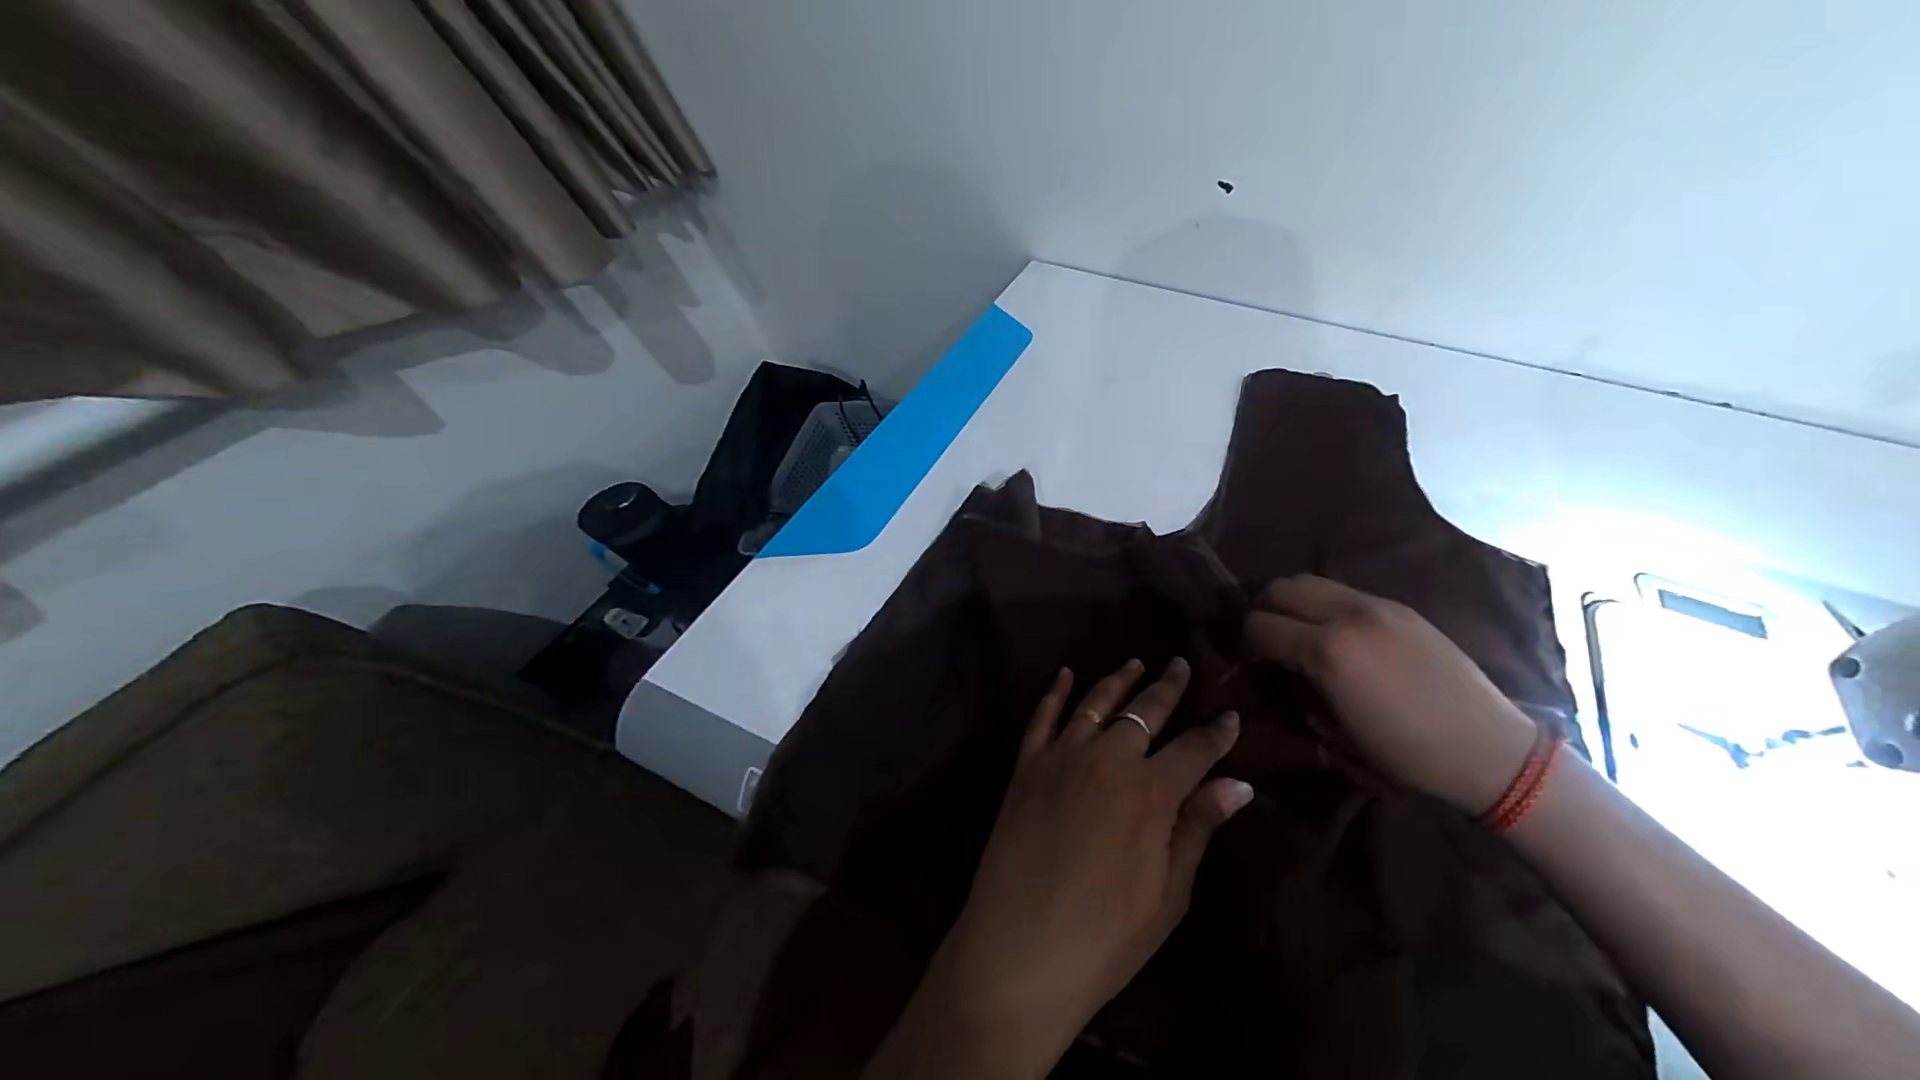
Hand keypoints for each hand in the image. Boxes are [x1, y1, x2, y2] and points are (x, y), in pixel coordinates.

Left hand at [864, 659, 1251, 1079]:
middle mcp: (1107, 759)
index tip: (1232, 714)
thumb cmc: (1106, 935)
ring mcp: (1061, 757)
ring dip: (1118, 680)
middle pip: (1145, 712)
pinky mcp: (1025, 766)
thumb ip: (1198, 828)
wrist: (1020, 948)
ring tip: (1135, 662)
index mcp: (1150, 792)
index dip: (1217, 732)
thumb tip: (1239, 784)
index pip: (1194, 749)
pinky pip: (1042, 717)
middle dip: (1168, 686)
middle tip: (1180, 662)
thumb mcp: (1168, 892)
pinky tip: (1064, 674)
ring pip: (1095, 703)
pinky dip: (1054, 692)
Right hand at [1241, 574, 1538, 814]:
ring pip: (1310, 580)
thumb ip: (1297, 692)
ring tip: (1297, 632)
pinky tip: (1336, 634)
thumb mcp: (1334, 734)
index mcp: (1327, 652)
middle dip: (1262, 613)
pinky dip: (1324, 605)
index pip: (1258, 626)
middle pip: (1279, 589)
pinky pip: (1344, 592)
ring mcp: (1378, 606)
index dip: (1245, 646)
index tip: (1250, 667)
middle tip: (1266, 642)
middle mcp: (1348, 616)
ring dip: (1292, 602)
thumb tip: (1279, 672)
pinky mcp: (1401, 608)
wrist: (1491, 753)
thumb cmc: (1406, 757)